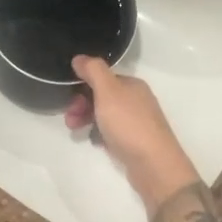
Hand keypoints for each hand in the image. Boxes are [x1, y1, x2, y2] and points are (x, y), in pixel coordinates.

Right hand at [64, 55, 200, 210]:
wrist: (153, 163)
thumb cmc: (129, 124)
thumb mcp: (108, 91)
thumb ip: (93, 71)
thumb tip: (79, 58)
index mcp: (132, 85)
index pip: (102, 78)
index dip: (82, 86)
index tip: (68, 100)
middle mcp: (136, 100)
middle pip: (102, 97)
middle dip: (82, 106)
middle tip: (70, 120)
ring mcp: (136, 122)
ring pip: (105, 115)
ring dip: (87, 120)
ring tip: (76, 132)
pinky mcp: (134, 142)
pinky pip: (111, 133)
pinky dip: (100, 135)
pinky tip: (95, 143)